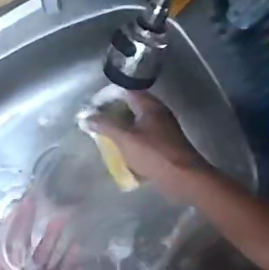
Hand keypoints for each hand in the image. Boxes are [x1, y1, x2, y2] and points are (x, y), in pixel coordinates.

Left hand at [0, 194, 60, 269]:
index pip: (4, 244)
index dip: (14, 223)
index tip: (25, 202)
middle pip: (24, 246)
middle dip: (34, 226)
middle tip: (46, 202)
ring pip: (42, 258)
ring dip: (52, 240)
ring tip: (65, 218)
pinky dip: (65, 261)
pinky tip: (76, 248)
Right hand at [88, 92, 208, 197]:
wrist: (183, 177)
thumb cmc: (153, 154)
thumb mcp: (124, 139)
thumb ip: (104, 126)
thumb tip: (85, 116)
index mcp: (150, 105)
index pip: (126, 91)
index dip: (108, 96)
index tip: (93, 106)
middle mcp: (159, 113)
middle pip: (132, 107)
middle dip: (113, 114)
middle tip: (97, 123)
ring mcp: (164, 129)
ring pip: (138, 124)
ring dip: (122, 129)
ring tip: (106, 137)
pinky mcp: (165, 145)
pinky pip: (144, 138)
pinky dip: (132, 141)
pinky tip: (123, 151)